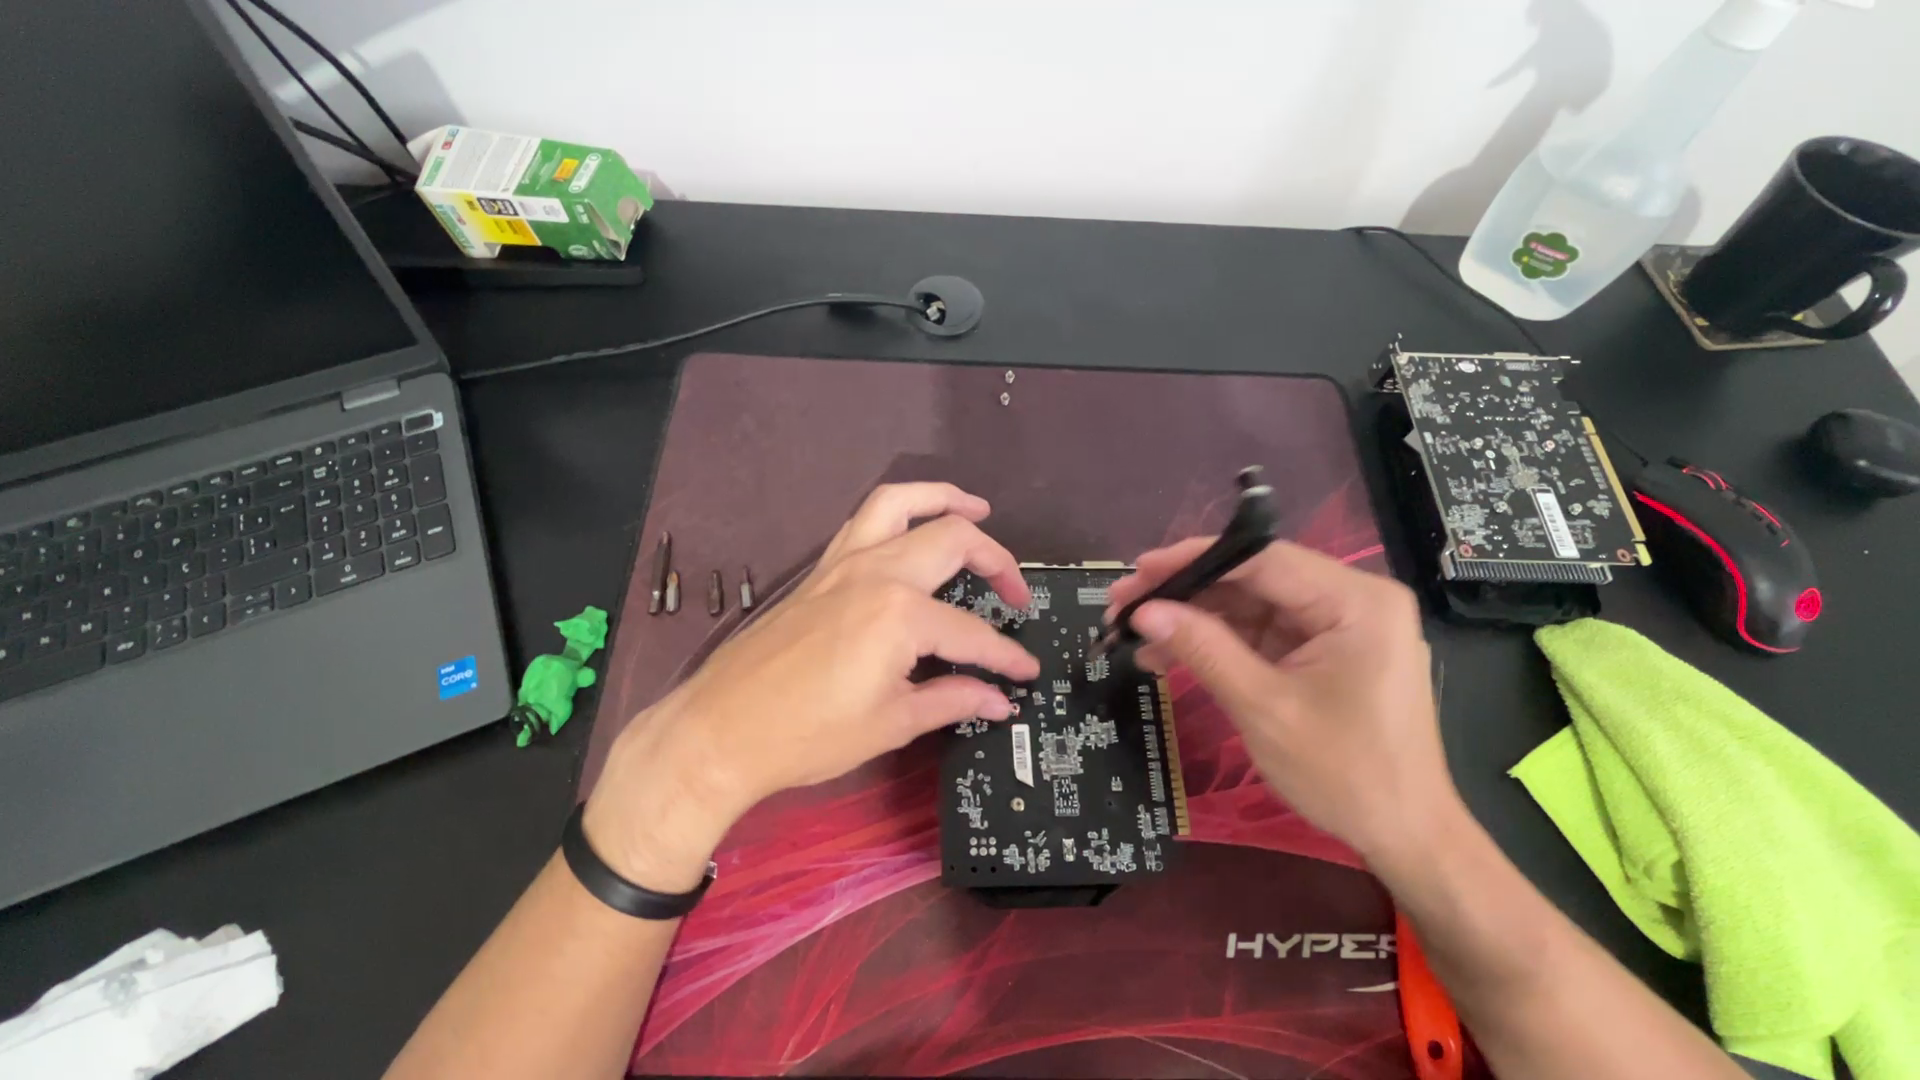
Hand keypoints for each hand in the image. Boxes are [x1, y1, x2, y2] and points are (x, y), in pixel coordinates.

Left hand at [584, 483, 1039, 891]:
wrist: (722, 730)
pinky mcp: (819, 570)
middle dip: (996, 561)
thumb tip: (998, 700)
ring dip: (944, 499)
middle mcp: (876, 573)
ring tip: (977, 509)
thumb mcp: (891, 723)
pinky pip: (866, 520)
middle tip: (1016, 590)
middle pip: (951, 541)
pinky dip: (900, 513)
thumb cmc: (808, 735)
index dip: (1006, 655)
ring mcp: (842, 563)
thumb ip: (952, 700)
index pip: (972, 633)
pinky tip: (912, 533)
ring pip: (900, 504)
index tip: (1025, 672)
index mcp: (900, 614)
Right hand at [1104, 539, 1455, 862]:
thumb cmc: (1344, 773)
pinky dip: (1219, 644)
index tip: (1137, 573)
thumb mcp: (1264, 708)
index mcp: (1356, 602)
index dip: (1192, 560)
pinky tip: (1169, 656)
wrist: (1404, 834)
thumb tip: (1143, 612)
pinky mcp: (1326, 651)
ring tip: (1134, 634)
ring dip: (1196, 620)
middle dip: (1188, 592)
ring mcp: (1340, 626)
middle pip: (1255, 578)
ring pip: (1252, 605)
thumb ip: (1203, 650)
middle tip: (1123, 605)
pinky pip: (1263, 633)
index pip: (1262, 559)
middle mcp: (1353, 600)